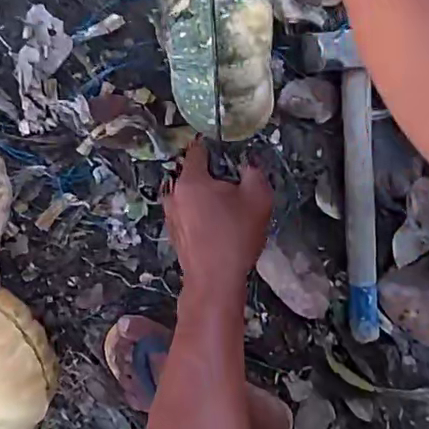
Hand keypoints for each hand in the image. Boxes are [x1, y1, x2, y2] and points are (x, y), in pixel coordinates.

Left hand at [164, 141, 272, 291]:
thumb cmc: (235, 236)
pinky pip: (188, 212)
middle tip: (236, 187)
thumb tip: (247, 164)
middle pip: (194, 172)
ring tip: (228, 209)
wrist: (214, 281)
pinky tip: (218, 227)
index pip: (198, 149)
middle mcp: (174, 193)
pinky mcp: (173, 232)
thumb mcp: (258, 198)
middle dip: (214, 175)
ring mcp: (170, 214)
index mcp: (190, 179)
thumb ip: (254, 172)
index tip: (232, 155)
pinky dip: (200, 213)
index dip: (216, 147)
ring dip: (206, 195)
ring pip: (190, 193)